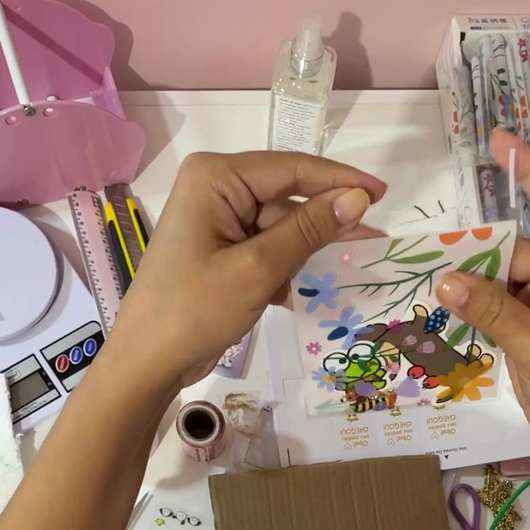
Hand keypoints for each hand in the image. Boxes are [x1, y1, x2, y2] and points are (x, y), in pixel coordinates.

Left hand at [102, 151, 387, 392]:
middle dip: (325, 220)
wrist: (148, 361)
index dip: (340, 180)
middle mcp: (215, 190)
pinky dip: (283, 268)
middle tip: (374, 238)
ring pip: (279, 227)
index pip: (291, 168)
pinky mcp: (219, 253)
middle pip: (287, 197)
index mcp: (217, 178)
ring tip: (339, 268)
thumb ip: (309, 230)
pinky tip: (292, 293)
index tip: (382, 195)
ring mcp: (216, 223)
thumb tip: (358, 198)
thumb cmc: (196, 309)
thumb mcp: (259, 268)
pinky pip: (265, 249)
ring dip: (303, 251)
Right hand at [434, 130, 529, 457]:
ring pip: (494, 278)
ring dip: (465, 283)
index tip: (498, 139)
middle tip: (425, 251)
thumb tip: (444, 279)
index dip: (529, 168)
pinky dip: (468, 308)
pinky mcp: (525, 328)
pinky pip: (491, 306)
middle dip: (472, 247)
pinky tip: (439, 310)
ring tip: (423, 283)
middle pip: (511, 245)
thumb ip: (493, 311)